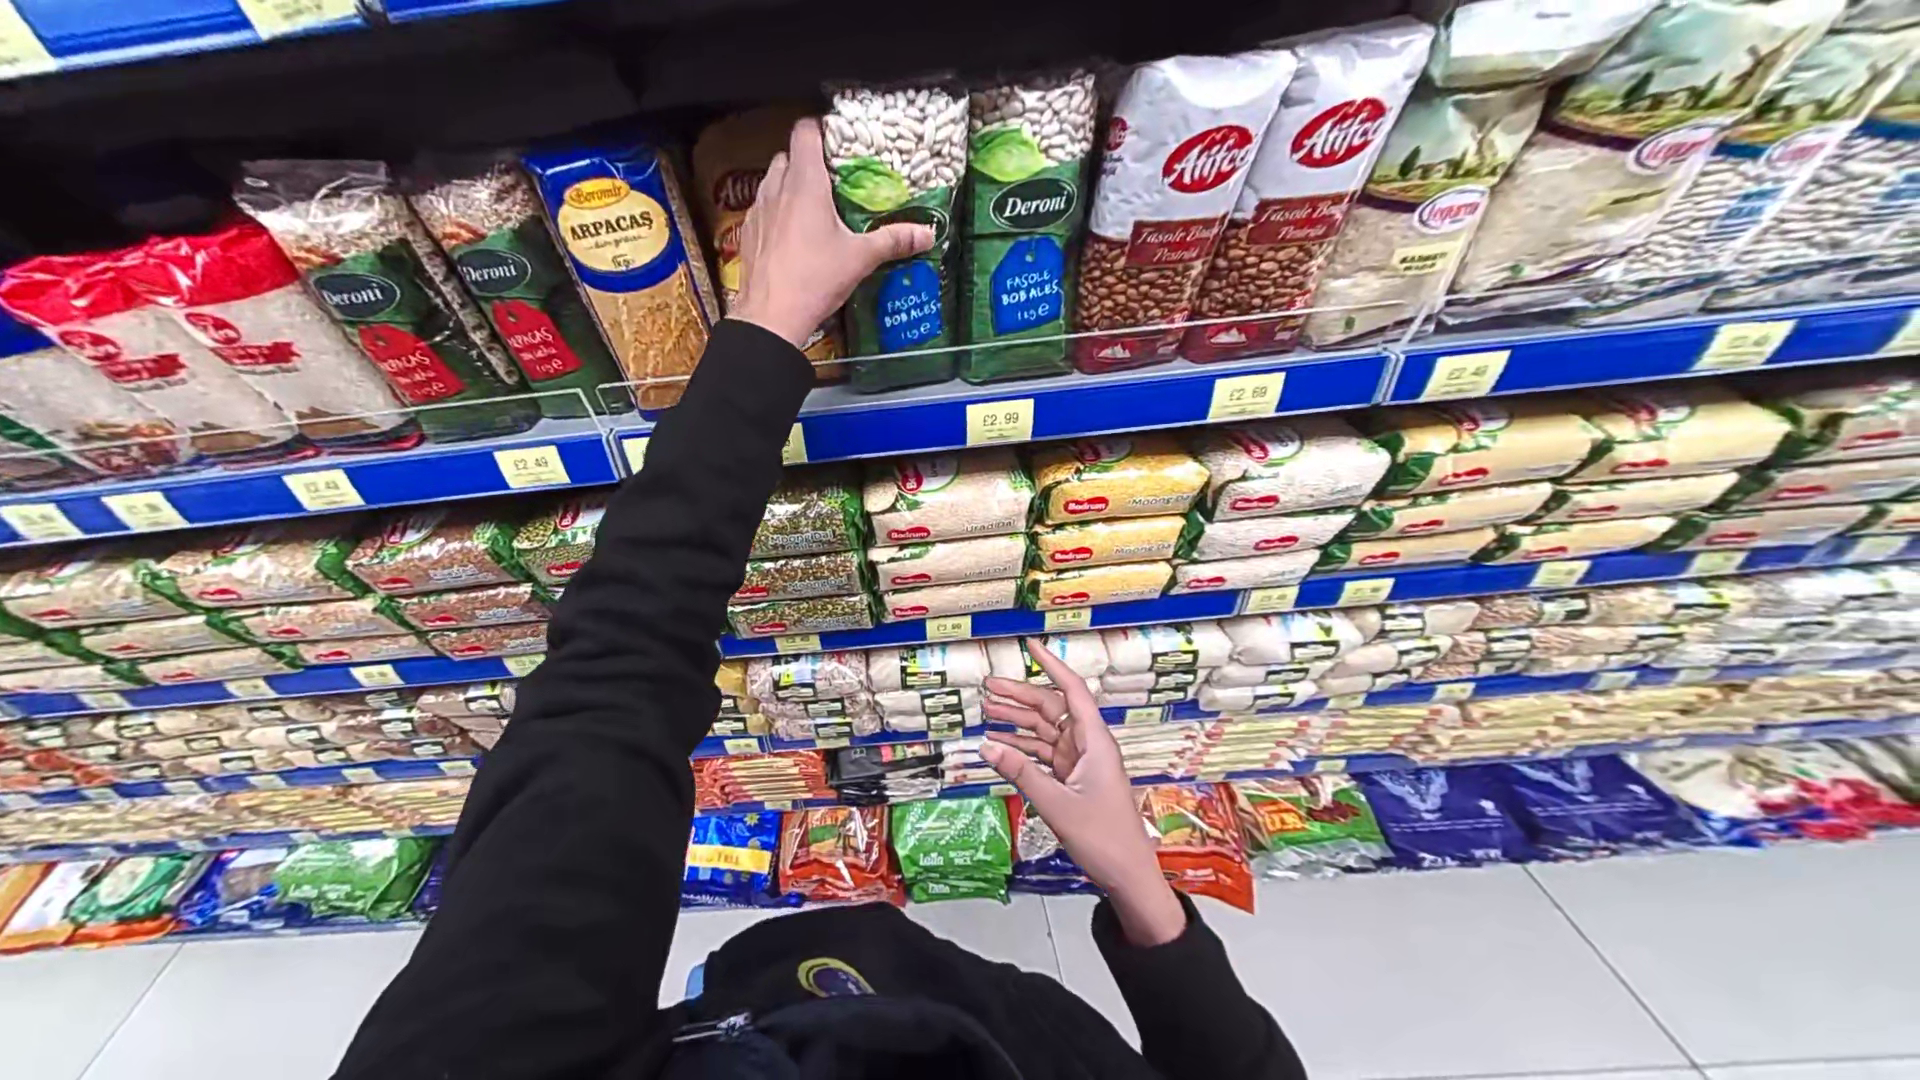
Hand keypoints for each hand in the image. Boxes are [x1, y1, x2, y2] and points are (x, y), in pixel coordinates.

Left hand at [730, 118, 934, 348]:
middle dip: (808, 163)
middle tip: (831, 183)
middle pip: (788, 156)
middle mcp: (776, 188)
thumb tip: (927, 234)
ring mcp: (757, 210)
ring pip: (772, 182)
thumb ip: (893, 240)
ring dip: (790, 187)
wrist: (772, 316)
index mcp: (805, 183)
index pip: (805, 132)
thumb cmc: (815, 279)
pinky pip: (763, 210)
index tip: (838, 142)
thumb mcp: (860, 259)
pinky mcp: (748, 233)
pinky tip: (792, 237)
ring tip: (812, 210)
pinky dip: (776, 214)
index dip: (821, 130)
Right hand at [981, 638, 1187, 946]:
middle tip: (989, 686)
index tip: (1031, 646)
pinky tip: (1001, 745)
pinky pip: (1044, 754)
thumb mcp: (1058, 804)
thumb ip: (1021, 774)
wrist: (1129, 876)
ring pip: (1045, 731)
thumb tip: (987, 747)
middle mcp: (1088, 744)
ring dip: (1018, 721)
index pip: (1071, 690)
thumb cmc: (1104, 838)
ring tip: (988, 710)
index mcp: (1094, 741)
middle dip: (1021, 695)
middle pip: (1052, 708)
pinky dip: (1023, 749)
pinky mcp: (1074, 779)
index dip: (1052, 665)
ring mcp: (1080, 762)